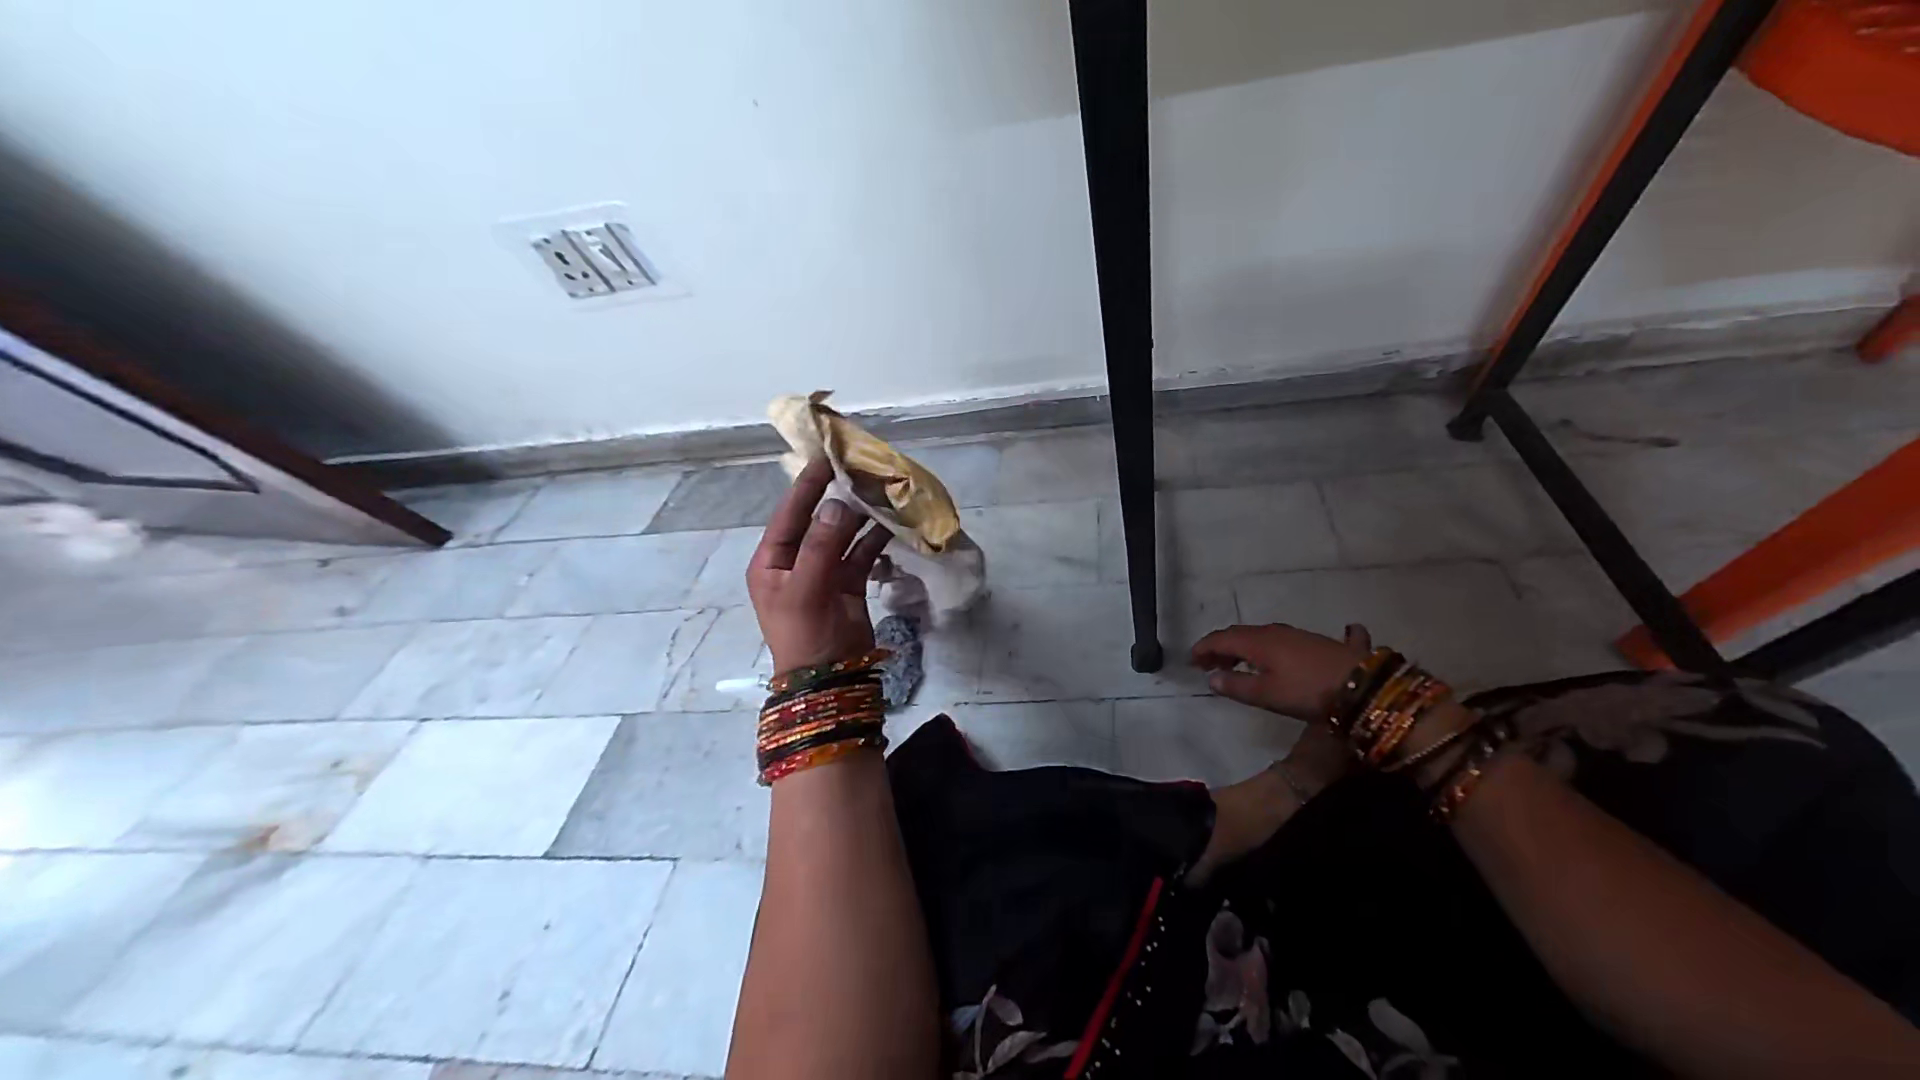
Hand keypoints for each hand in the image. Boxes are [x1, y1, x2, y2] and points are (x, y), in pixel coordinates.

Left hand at [748, 458, 893, 673]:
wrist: (827, 680)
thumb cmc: (803, 634)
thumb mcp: (805, 589)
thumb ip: (820, 545)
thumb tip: (838, 504)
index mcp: (773, 560)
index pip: (790, 513)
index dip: (807, 485)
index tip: (826, 456)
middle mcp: (796, 560)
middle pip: (819, 520)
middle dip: (840, 497)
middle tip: (862, 469)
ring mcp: (824, 572)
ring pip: (843, 535)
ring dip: (861, 516)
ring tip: (883, 492)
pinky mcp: (848, 584)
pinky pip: (861, 554)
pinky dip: (875, 540)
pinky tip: (892, 524)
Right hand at [1193, 623, 1373, 798]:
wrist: (1364, 686)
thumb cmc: (1308, 691)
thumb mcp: (1267, 695)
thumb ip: (1236, 686)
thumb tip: (1212, 678)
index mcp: (1257, 642)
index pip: (1222, 639)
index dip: (1204, 648)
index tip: (1191, 661)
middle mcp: (1275, 632)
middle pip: (1240, 635)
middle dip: (1221, 648)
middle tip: (1209, 666)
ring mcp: (1299, 636)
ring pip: (1263, 637)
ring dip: (1245, 648)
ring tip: (1238, 664)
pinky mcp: (1319, 644)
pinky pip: (1288, 640)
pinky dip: (1275, 646)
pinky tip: (1291, 647)